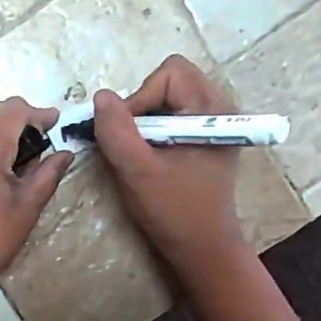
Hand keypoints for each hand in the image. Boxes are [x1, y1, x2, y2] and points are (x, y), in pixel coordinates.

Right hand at [92, 55, 247, 273]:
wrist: (201, 246)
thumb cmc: (173, 210)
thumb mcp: (137, 171)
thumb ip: (116, 131)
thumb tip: (101, 97)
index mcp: (213, 110)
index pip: (168, 74)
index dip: (139, 99)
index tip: (128, 136)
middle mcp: (219, 108)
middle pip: (169, 80)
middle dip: (140, 107)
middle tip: (132, 144)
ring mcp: (212, 123)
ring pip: (167, 98)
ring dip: (143, 121)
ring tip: (140, 153)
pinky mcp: (203, 138)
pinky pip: (171, 116)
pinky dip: (152, 131)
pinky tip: (150, 158)